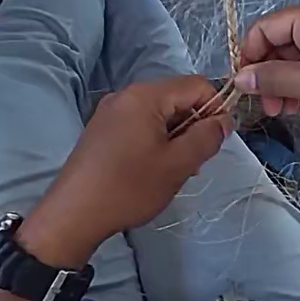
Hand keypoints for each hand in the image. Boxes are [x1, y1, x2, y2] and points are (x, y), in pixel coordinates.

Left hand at [17, 75, 232, 266]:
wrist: (75, 214)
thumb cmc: (130, 187)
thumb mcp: (178, 164)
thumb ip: (207, 137)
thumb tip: (224, 121)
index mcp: (145, 96)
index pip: (196, 86)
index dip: (216, 108)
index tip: (219, 140)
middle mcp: (126, 96)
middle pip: (177, 98)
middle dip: (195, 125)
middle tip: (197, 161)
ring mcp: (111, 113)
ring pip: (160, 115)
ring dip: (177, 137)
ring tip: (177, 171)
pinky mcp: (102, 131)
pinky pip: (141, 126)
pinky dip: (157, 142)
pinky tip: (156, 170)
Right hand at [231, 0, 299, 139]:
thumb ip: (274, 79)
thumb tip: (241, 78)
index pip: (266, 28)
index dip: (250, 56)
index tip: (244, 87)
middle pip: (280, 45)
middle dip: (269, 76)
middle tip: (268, 108)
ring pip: (296, 62)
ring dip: (285, 86)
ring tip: (285, 112)